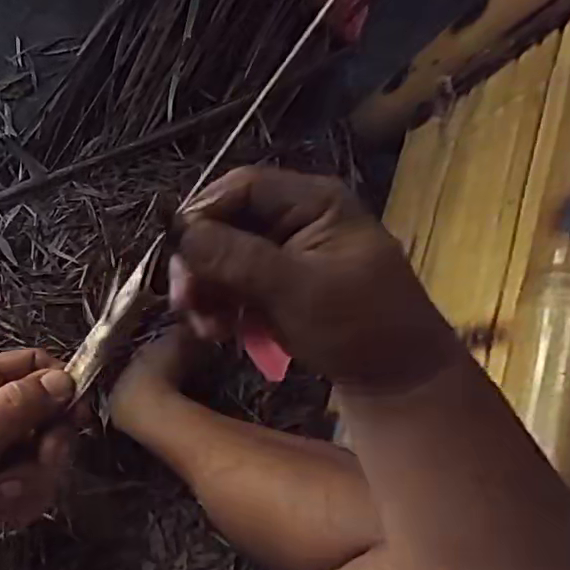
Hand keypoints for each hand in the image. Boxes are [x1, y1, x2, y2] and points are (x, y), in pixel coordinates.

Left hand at [0, 349, 78, 560]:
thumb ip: (20, 404)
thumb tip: (66, 378)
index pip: (36, 366)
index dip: (62, 385)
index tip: (77, 416)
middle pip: (52, 416)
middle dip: (48, 448)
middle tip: (36, 463)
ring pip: (47, 458)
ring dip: (30, 482)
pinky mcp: (2, 487)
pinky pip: (35, 488)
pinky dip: (20, 504)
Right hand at [170, 166, 459, 393]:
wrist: (395, 381)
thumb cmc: (359, 327)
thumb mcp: (298, 289)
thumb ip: (238, 258)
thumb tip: (181, 233)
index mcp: (313, 202)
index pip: (243, 187)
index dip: (203, 212)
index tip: (175, 250)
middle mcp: (294, 218)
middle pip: (224, 222)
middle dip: (199, 262)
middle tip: (182, 300)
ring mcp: (281, 251)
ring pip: (219, 256)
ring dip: (203, 290)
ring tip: (204, 327)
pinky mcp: (272, 282)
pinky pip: (228, 282)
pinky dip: (216, 305)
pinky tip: (216, 331)